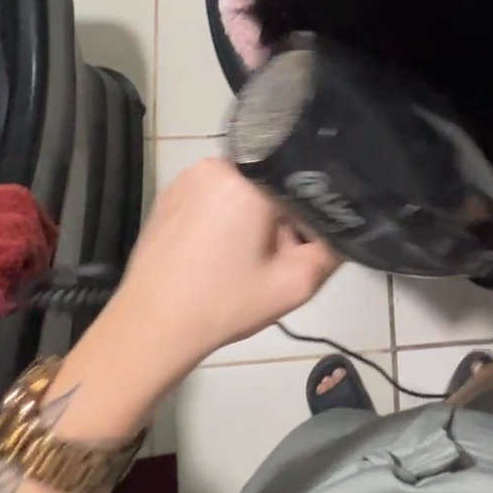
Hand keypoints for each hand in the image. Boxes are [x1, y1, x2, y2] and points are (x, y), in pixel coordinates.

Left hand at [102, 158, 338, 360]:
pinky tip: (222, 254)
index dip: (316, 218)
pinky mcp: (170, 193)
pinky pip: (218, 196)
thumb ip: (333, 250)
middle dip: (286, 219)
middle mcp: (217, 164)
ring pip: (248, 190)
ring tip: (248, 260)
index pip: (306, 185)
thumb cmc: (223, 304)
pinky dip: (230, 218)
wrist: (150, 328)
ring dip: (258, 218)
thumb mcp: (295, 284)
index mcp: (249, 178)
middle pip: (276, 185)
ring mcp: (188, 176)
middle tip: (278, 261)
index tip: (309, 248)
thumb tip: (342, 230)